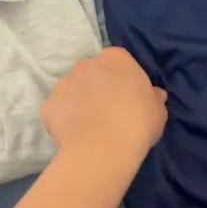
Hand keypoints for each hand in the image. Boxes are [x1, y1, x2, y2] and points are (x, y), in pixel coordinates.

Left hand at [42, 47, 167, 160]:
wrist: (103, 149)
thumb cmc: (138, 124)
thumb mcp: (158, 110)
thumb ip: (153, 98)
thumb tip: (153, 95)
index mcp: (115, 58)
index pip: (117, 61)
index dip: (121, 79)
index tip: (127, 97)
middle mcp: (86, 64)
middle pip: (91, 72)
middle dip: (96, 87)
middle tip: (107, 111)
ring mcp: (63, 83)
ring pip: (72, 89)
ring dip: (78, 101)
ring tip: (89, 126)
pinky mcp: (48, 105)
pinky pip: (57, 110)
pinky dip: (63, 119)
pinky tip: (74, 135)